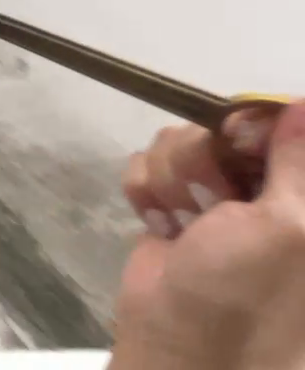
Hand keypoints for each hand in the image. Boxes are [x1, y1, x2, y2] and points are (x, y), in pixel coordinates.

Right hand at [112, 102, 304, 369]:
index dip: (244, 126)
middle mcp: (270, 192)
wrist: (180, 329)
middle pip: (214, 130)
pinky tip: (159, 222)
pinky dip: (145, 192)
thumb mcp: (284, 226)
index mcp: (304, 197)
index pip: (277, 127)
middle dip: (196, 162)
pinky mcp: (175, 202)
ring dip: (167, 180)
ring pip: (172, 145)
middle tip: (211, 202)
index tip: (234, 144)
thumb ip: (296, 166)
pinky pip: (144, 166)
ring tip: (181, 220)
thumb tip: (300, 103)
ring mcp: (220, 198)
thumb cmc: (246, 286)